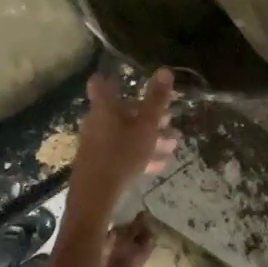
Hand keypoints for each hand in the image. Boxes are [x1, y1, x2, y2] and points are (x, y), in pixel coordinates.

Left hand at [71, 68, 177, 208]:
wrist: (95, 196)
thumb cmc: (121, 154)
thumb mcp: (145, 127)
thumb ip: (156, 100)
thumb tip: (165, 69)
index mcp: (104, 107)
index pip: (100, 83)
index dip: (112, 78)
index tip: (126, 78)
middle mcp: (96, 122)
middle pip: (121, 111)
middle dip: (146, 114)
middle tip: (169, 119)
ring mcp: (96, 144)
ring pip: (125, 134)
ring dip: (148, 137)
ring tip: (172, 144)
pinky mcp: (98, 164)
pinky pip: (121, 152)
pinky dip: (139, 154)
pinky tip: (160, 164)